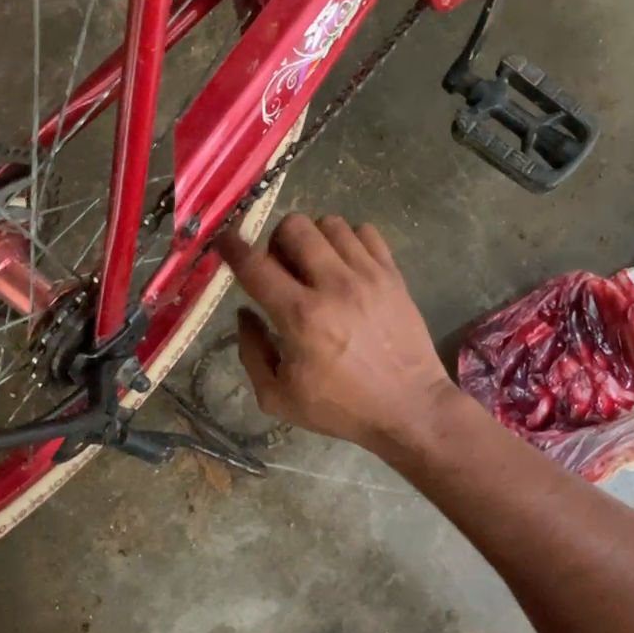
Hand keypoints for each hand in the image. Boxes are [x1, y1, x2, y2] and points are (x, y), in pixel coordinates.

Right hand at [219, 214, 458, 453]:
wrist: (409, 408)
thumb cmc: (341, 408)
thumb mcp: (279, 398)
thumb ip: (252, 353)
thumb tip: (244, 314)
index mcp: (300, 316)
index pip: (255, 265)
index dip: (232, 247)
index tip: (224, 240)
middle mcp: (333, 285)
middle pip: (294, 227)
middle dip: (276, 240)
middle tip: (280, 266)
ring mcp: (368, 275)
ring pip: (330, 224)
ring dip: (313, 239)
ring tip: (314, 265)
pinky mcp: (393, 275)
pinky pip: (366, 232)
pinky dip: (349, 241)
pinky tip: (346, 266)